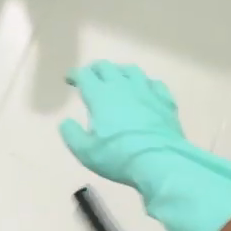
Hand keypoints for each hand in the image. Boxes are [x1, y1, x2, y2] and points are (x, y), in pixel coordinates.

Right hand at [56, 61, 189, 188]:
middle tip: (90, 76)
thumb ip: (72, 134)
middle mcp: (123, 87)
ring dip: (120, 71)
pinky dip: (145, 84)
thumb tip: (65, 122)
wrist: (160, 163)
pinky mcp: (165, 101)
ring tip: (117, 79)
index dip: (75, 75)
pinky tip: (145, 90)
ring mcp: (146, 91)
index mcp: (100, 96)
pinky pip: (154, 84)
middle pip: (106, 67)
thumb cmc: (118, 157)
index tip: (69, 79)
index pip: (84, 75)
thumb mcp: (85, 152)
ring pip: (131, 70)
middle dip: (95, 69)